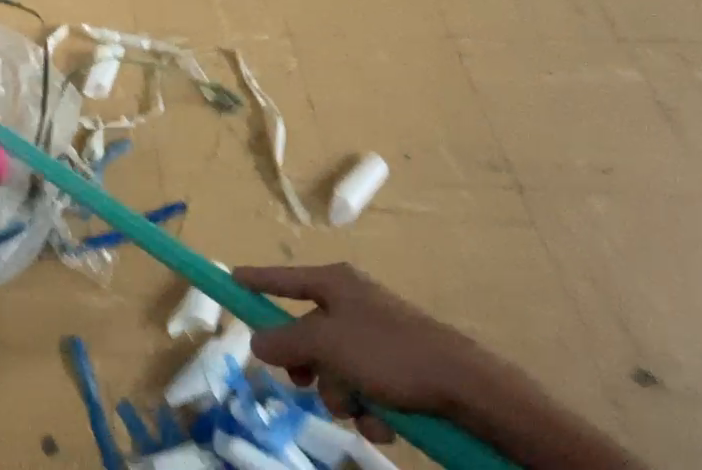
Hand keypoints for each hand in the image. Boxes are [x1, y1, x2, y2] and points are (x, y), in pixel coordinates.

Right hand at [236, 263, 509, 443]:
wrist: (471, 389)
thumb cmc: (389, 353)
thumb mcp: (324, 343)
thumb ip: (283, 341)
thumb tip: (258, 341)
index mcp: (336, 284)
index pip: (283, 278)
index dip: (255, 280)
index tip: (231, 280)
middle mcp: (355, 305)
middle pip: (307, 333)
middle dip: (306, 367)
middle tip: (303, 382)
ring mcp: (380, 338)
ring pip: (334, 369)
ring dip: (339, 395)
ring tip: (359, 410)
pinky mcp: (402, 371)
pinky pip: (364, 389)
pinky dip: (368, 409)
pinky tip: (382, 422)